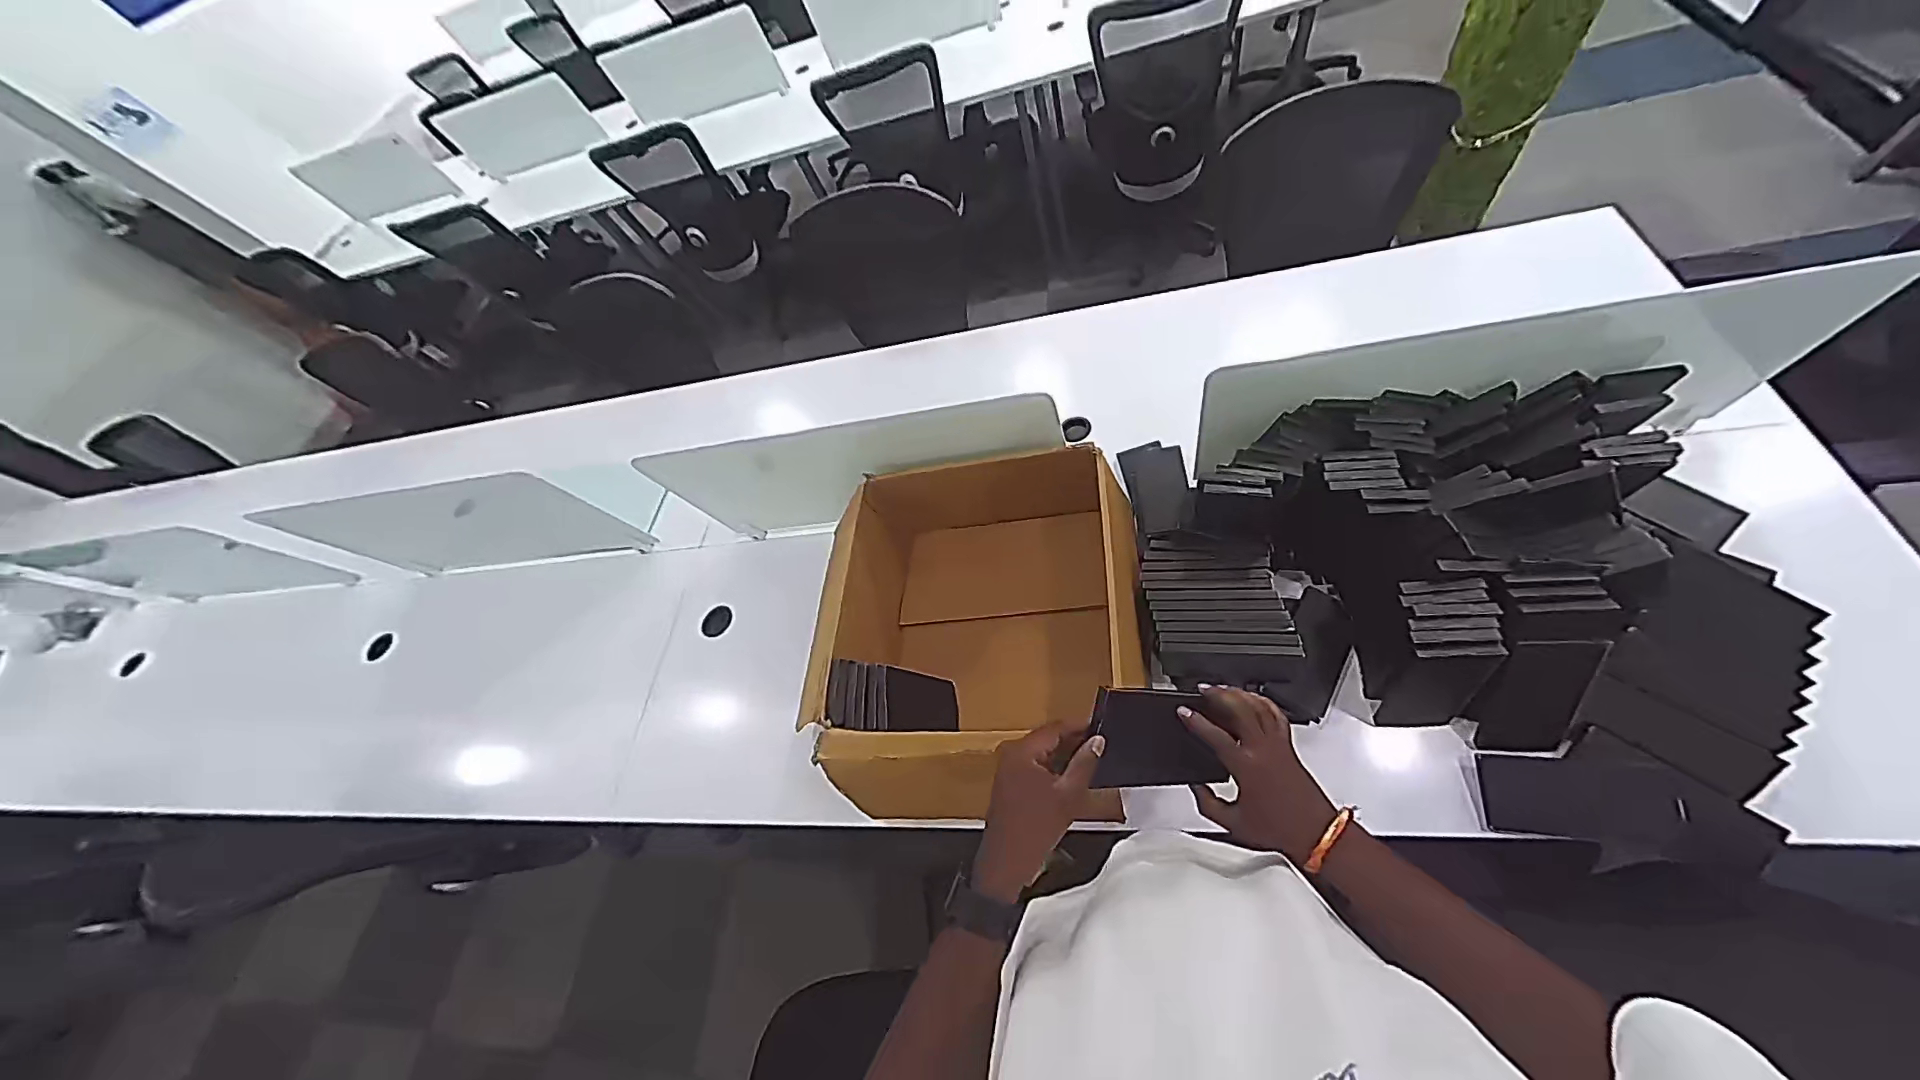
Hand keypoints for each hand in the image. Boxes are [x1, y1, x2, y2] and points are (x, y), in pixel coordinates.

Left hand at [973, 718, 1104, 902]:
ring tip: (1089, 760)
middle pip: (1046, 739)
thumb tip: (1097, 741)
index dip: (1077, 726)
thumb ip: (1085, 763)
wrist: (1007, 861)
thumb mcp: (1069, 794)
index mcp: (1022, 752)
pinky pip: (1034, 767)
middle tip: (1098, 743)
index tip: (1097, 725)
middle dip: (1072, 741)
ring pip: (1041, 754)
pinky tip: (1070, 777)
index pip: (1053, 728)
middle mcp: (1011, 755)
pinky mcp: (1009, 783)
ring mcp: (1008, 769)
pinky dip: (1052, 769)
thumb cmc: (1035, 828)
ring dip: (1063, 756)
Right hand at [1180, 686, 1337, 864]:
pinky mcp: (1289, 748)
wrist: (1317, 835)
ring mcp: (1279, 746)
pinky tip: (1254, 698)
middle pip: (1241, 710)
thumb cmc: (1281, 831)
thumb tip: (1196, 789)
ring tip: (1224, 688)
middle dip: (1219, 695)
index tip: (1184, 712)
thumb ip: (1208, 804)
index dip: (1196, 721)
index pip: (1216, 735)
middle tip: (1204, 690)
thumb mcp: (1233, 824)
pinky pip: (1277, 716)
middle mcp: (1264, 751)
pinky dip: (1263, 702)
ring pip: (1259, 708)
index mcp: (1247, 767)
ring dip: (1240, 694)